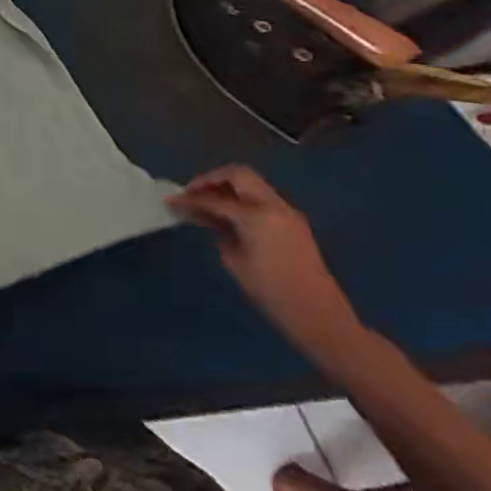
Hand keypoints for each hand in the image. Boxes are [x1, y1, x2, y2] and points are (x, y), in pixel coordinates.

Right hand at [169, 165, 362, 352]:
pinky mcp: (293, 222)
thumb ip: (218, 231)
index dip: (189, 199)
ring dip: (227, 188)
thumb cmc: (271, 292)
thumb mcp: (234, 261)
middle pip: (238, 175)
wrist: (320, 316)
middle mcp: (274, 205)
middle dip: (211, 180)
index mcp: (256, 216)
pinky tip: (228, 216)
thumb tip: (207, 217)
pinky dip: (242, 199)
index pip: (214, 199)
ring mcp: (287, 212)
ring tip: (206, 204)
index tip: (171, 202)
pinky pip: (262, 199)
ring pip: (252, 184)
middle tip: (191, 194)